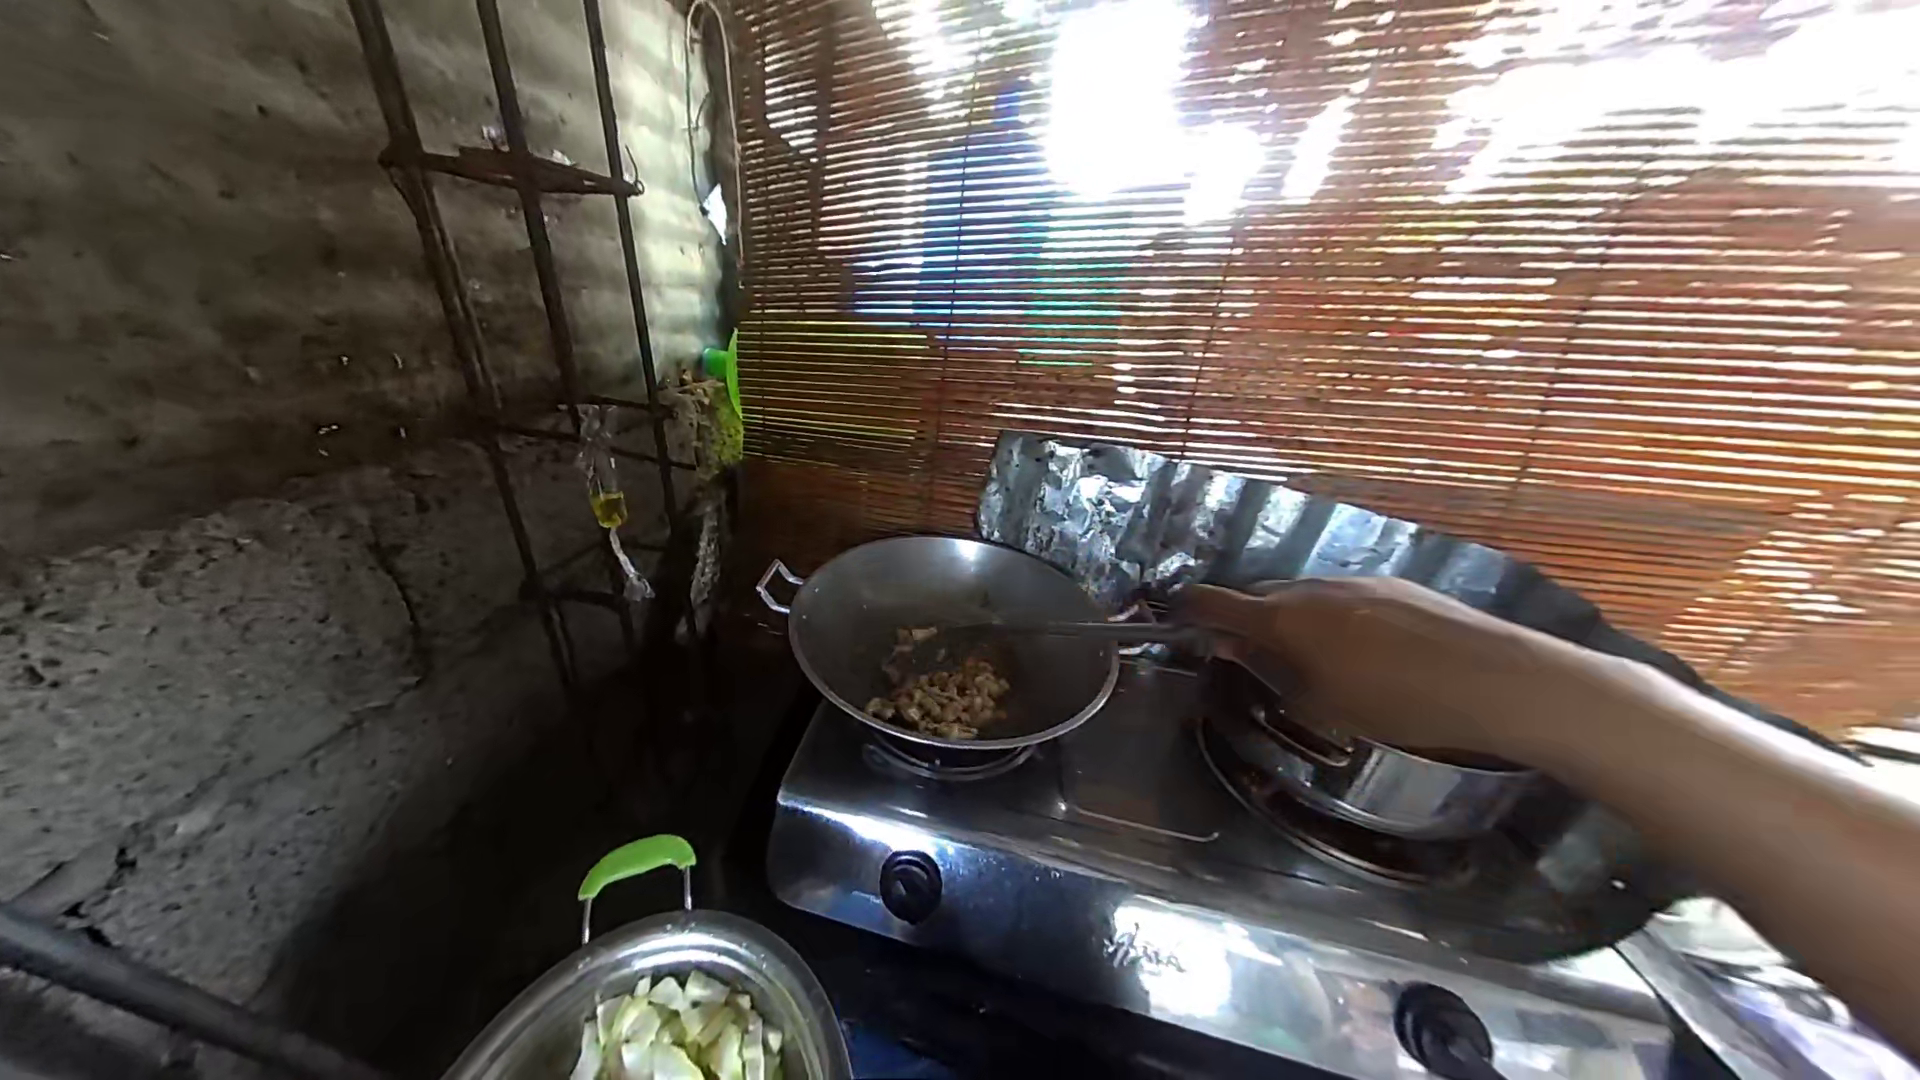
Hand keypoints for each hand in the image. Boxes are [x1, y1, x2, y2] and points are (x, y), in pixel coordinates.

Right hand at [1175, 578, 1607, 763]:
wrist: (1501, 678)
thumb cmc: (1397, 703)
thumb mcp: (1320, 703)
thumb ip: (1268, 671)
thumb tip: (1230, 647)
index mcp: (1281, 619)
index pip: (1212, 602)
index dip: (1188, 609)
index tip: (1180, 622)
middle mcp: (1308, 588)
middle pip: (1259, 596)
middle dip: (1249, 621)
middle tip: (1261, 657)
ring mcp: (1353, 580)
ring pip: (1302, 595)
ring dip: (1294, 619)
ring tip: (1321, 657)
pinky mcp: (1392, 583)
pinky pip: (1342, 595)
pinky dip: (1335, 615)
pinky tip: (1370, 648)